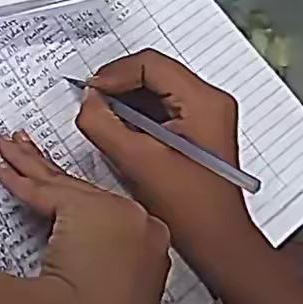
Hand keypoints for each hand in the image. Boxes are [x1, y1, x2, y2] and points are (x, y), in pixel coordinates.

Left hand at [0, 131, 168, 303]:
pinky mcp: (86, 209)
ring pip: (62, 181)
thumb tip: (81, 269)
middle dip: (50, 169)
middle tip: (28, 148)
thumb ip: (104, 272)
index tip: (60, 185)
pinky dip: (20, 180)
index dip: (76, 195)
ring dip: (30, 163)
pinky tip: (3, 169)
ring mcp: (117, 213)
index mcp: (152, 247)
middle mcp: (141, 224)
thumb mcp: (112, 299)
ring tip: (8, 148)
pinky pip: (43, 190)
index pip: (106, 210)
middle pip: (84, 189)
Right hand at [75, 49, 248, 234]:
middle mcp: (209, 101)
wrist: (215, 239)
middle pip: (153, 71)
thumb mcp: (136, 161)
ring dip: (124, 99)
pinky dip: (134, 112)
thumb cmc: (190, 207)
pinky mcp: (194, 126)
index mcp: (203, 103)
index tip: (92, 91)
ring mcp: (204, 113)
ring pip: (153, 87)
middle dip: (118, 84)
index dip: (114, 73)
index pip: (150, 64)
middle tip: (93, 101)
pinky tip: (120, 130)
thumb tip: (88, 101)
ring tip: (104, 118)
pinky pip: (158, 105)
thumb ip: (103, 124)